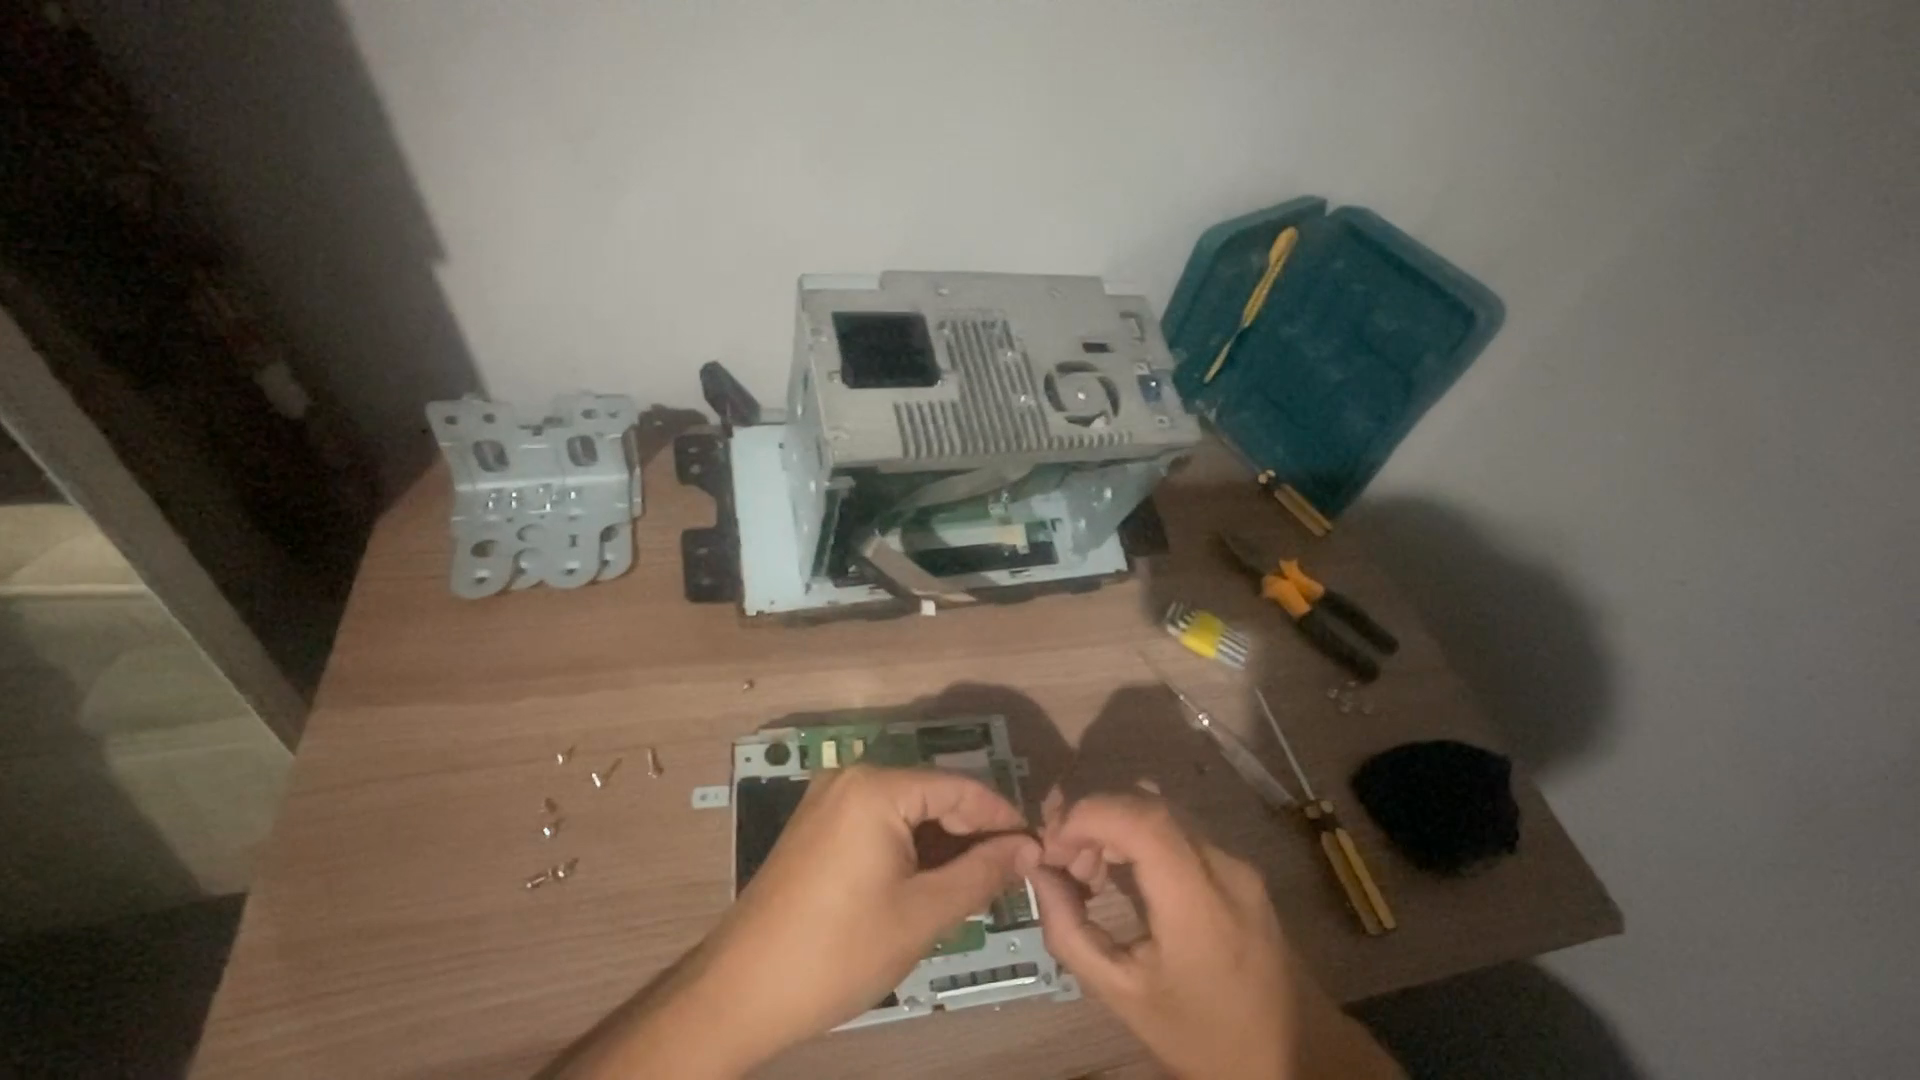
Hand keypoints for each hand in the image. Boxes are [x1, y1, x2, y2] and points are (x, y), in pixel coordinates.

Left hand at [548, 765, 1037, 1077]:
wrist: (740, 991)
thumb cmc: (839, 951)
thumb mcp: (922, 914)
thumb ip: (982, 873)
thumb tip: (1029, 848)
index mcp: (877, 787)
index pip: (960, 788)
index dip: (1004, 818)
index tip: (1040, 851)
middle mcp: (852, 778)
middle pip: (933, 795)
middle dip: (975, 833)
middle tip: (1014, 875)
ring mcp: (829, 801)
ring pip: (908, 811)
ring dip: (944, 844)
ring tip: (980, 885)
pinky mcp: (818, 827)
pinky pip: (880, 824)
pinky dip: (911, 849)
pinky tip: (933, 883)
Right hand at [1032, 794, 1401, 1079]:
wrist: (1292, 1060)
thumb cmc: (1201, 1036)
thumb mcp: (1122, 996)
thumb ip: (1071, 931)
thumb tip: (1038, 872)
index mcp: (1199, 905)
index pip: (1141, 818)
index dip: (1087, 814)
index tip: (1052, 846)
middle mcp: (1224, 866)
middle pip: (1147, 803)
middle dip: (1092, 817)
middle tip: (1060, 860)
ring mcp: (1237, 862)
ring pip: (1161, 808)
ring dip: (1113, 823)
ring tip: (1087, 872)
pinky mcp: (1239, 867)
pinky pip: (1178, 828)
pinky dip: (1137, 834)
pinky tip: (1119, 873)